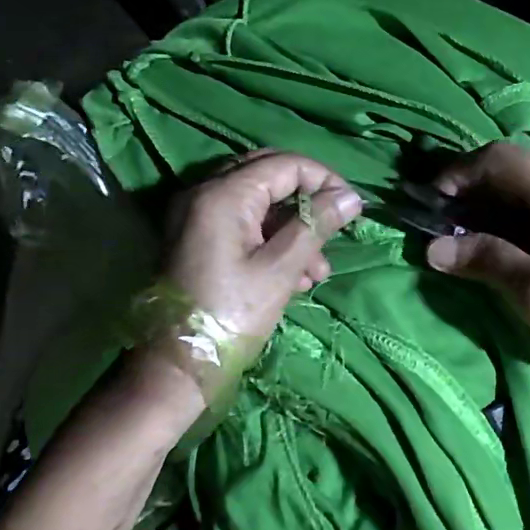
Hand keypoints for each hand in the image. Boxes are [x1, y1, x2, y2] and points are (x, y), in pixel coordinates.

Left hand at [147, 150, 363, 399]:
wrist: (176, 365)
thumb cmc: (230, 315)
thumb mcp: (280, 270)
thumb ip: (315, 226)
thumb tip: (351, 197)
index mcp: (223, 195)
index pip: (285, 164)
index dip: (324, 179)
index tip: (352, 208)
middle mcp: (204, 193)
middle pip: (269, 176)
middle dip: (308, 202)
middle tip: (336, 227)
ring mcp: (197, 216)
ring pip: (258, 204)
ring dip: (293, 228)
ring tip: (319, 272)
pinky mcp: (198, 239)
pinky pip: (243, 225)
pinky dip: (272, 241)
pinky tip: (297, 277)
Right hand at [425, 142, 529, 395]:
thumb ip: (487, 261)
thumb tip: (433, 248)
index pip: (504, 160)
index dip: (459, 174)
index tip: (429, 203)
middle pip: (518, 170)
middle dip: (473, 191)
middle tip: (439, 225)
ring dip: (492, 208)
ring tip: (461, 240)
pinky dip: (515, 223)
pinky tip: (499, 249)